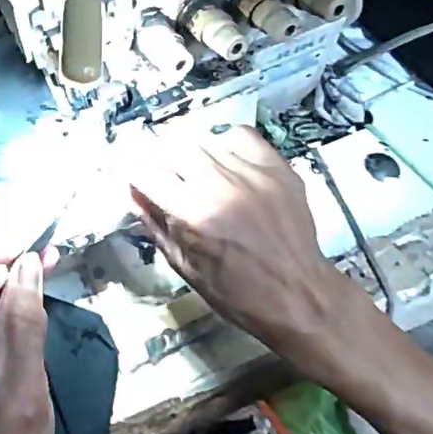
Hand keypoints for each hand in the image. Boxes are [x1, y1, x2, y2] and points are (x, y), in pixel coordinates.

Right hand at [121, 125, 367, 379]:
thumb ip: (154, 223)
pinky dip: (226, 143)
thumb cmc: (236, 293)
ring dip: (191, 153)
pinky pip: (241, 136)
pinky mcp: (276, 168)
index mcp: (192, 213)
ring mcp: (251, 172)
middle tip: (164, 174)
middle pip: (172, 146)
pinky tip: (226, 161)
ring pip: (203, 139)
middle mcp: (219, 184)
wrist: (301, 298)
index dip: (131, 169)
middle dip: (160, 158)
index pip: (145, 171)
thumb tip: (132, 190)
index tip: (131, 173)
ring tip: (195, 170)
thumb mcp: (183, 265)